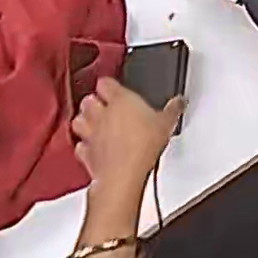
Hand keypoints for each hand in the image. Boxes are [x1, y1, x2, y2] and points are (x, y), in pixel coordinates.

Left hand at [71, 78, 183, 202]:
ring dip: (84, 120)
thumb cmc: (142, 145)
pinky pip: (79, 145)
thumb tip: (179, 102)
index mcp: (120, 100)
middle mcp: (101, 114)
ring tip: (96, 123)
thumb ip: (173, 109)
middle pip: (88, 100)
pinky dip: (84, 144)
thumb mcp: (167, 123)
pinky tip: (93, 146)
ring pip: (78, 120)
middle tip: (106, 105)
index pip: (105, 83)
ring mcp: (91, 134)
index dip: (109, 84)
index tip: (115, 87)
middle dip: (94, 101)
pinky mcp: (85, 154)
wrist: (123, 174)